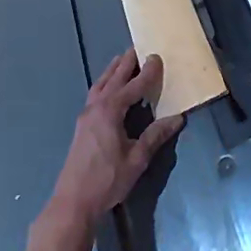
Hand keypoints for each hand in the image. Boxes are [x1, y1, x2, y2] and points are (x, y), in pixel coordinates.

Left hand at [44, 50, 183, 227]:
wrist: (73, 201)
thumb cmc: (107, 179)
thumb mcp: (137, 158)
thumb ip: (156, 136)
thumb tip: (177, 118)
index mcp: (111, 111)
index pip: (133, 86)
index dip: (147, 72)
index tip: (157, 57)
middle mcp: (96, 108)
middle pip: (113, 79)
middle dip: (125, 64)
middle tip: (136, 49)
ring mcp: (86, 117)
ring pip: (100, 86)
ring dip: (112, 72)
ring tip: (120, 61)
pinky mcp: (82, 126)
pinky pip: (94, 95)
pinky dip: (104, 85)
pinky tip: (107, 90)